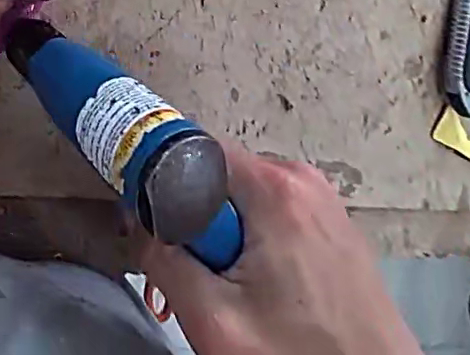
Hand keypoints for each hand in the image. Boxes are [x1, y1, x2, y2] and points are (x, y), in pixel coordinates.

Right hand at [140, 140, 419, 354]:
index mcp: (276, 188)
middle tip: (203, 275)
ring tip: (237, 289)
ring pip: (248, 197)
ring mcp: (323, 199)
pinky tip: (267, 289)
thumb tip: (135, 221)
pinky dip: (260, 240)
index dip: (168, 180)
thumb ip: (165, 262)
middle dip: (202, 219)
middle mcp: (303, 179)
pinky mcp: (334, 222)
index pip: (199, 149)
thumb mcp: (215, 320)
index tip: (156, 217)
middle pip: (223, 175)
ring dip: (230, 234)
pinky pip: (277, 212)